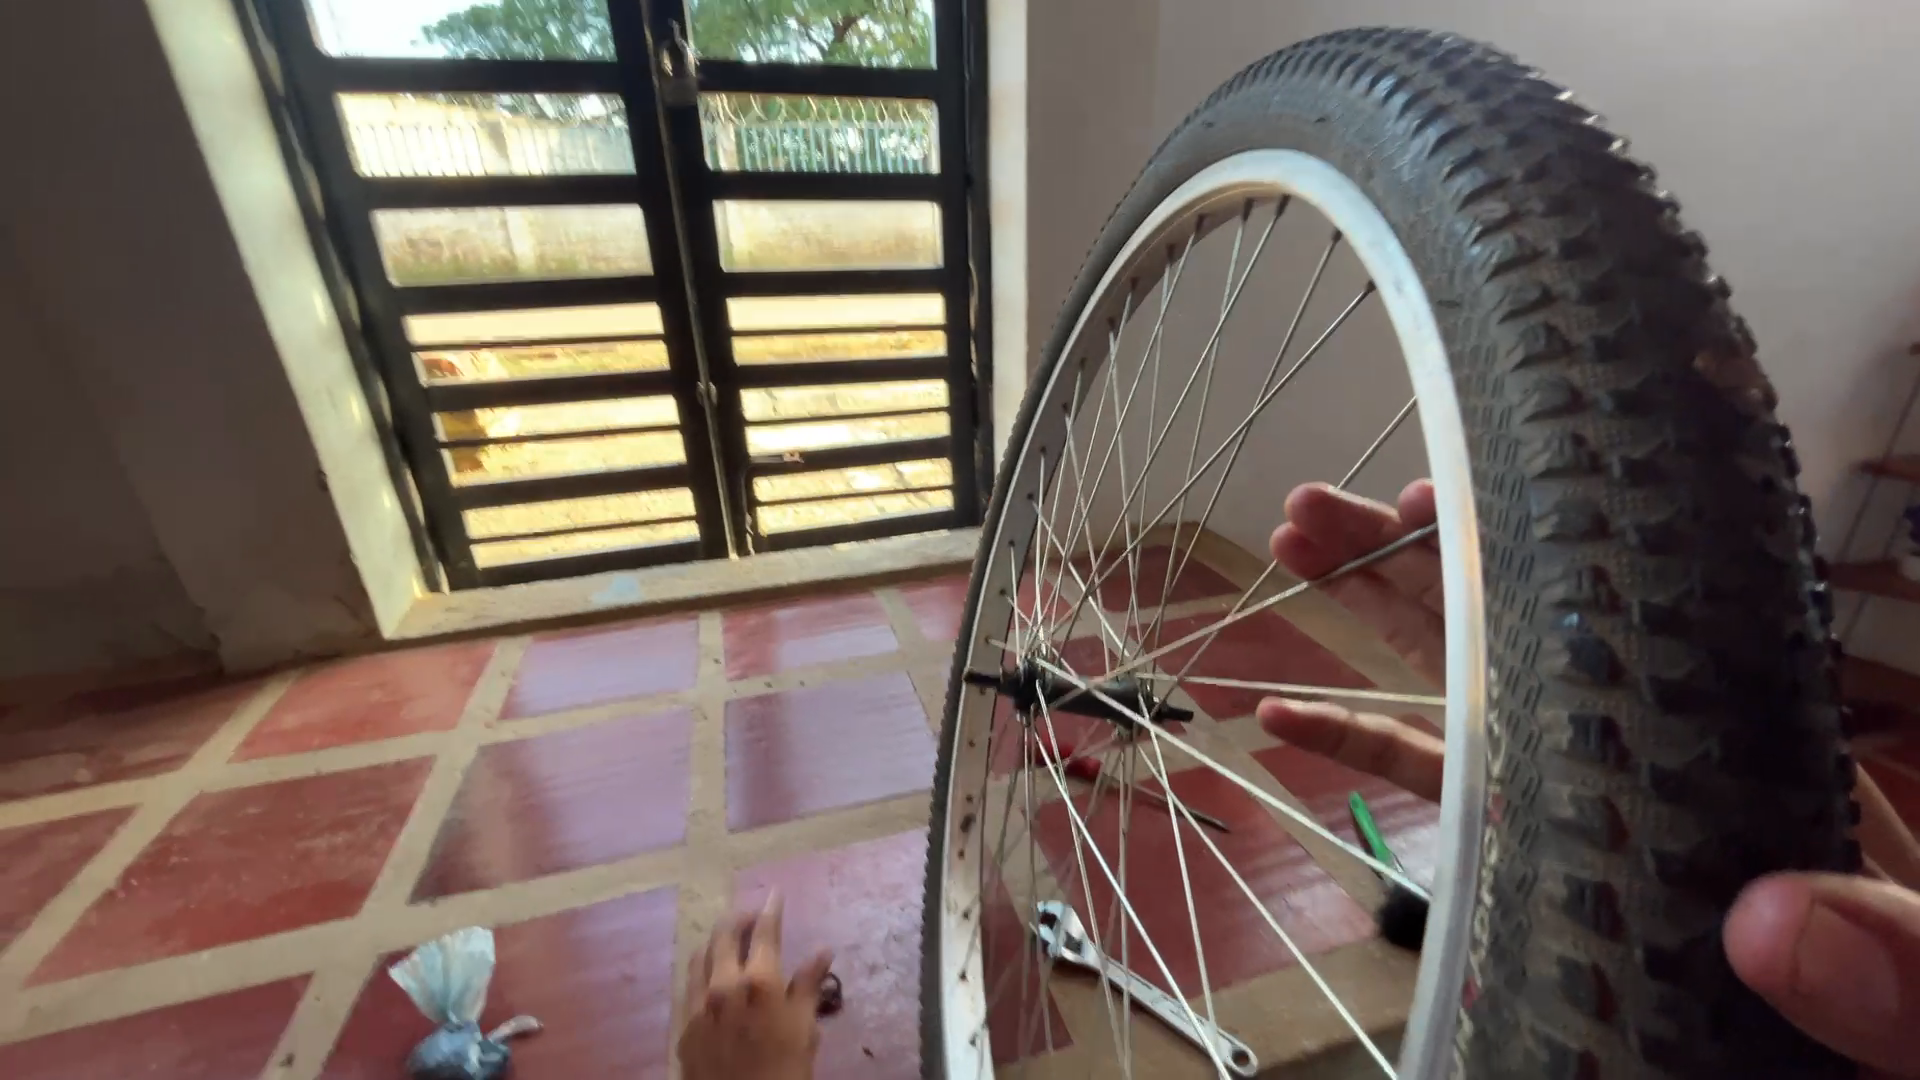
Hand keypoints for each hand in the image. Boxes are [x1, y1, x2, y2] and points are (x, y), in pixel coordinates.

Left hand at [679, 891, 834, 1079]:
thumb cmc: (785, 1070)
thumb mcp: (805, 1028)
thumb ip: (808, 984)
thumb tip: (823, 951)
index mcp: (759, 981)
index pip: (764, 929)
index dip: (771, 907)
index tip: (775, 894)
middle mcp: (724, 984)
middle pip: (724, 933)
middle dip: (739, 917)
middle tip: (753, 916)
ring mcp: (698, 1006)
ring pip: (700, 955)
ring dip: (717, 941)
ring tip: (731, 941)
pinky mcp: (683, 1028)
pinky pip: (689, 985)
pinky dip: (703, 969)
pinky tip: (713, 977)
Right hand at [1262, 480, 1919, 1076]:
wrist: (1820, 1043)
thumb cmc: (1905, 1005)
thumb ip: (1902, 961)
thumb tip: (1778, 926)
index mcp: (1716, 714)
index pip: (1610, 597)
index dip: (1511, 538)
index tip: (1437, 501)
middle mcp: (1616, 712)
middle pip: (1493, 609)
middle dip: (1393, 547)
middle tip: (1312, 505)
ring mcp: (1550, 762)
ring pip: (1440, 660)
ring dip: (1357, 599)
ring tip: (1290, 547)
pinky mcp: (1501, 820)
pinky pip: (1413, 763)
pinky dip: (1341, 734)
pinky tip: (1276, 714)